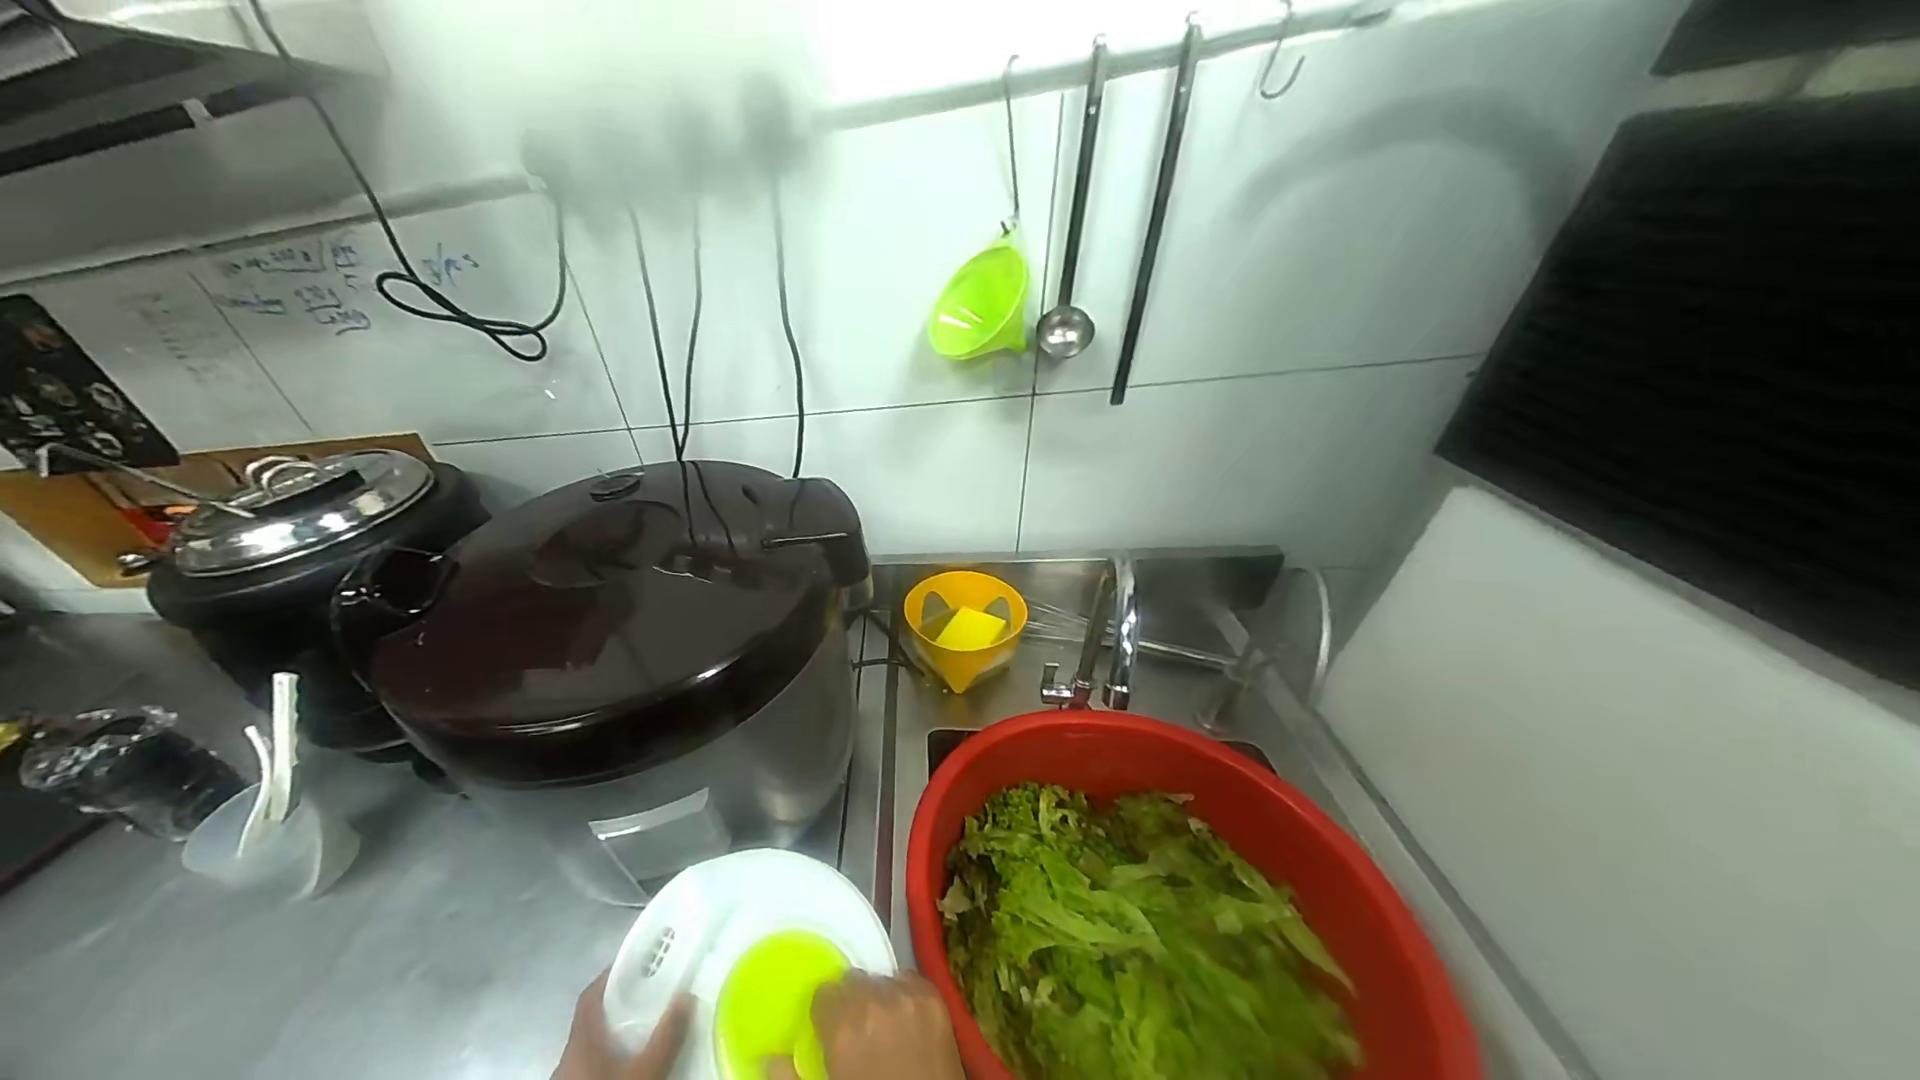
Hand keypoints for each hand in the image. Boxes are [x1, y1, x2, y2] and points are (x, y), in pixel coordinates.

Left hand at [552, 969, 691, 1079]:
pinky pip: (592, 1065)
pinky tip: (634, 1062)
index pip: (589, 996)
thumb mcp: (646, 1073)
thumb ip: (666, 1035)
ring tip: (649, 1025)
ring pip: (592, 1045)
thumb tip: (686, 994)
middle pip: (592, 1020)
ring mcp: (568, 1079)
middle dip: (620, 1004)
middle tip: (654, 991)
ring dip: (617, 1032)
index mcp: (580, 1043)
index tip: (638, 960)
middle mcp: (568, 1058)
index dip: (611, 975)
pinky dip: (612, 1055)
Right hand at [767, 972, 964, 1079]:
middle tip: (855, 1033)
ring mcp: (909, 998)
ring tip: (882, 1029)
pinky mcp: (934, 1000)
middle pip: (854, 981)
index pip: (825, 991)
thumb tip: (769, 1059)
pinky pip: (909, 981)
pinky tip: (904, 1023)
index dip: (825, 1012)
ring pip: (882, 980)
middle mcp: (876, 1002)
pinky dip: (904, 995)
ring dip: (878, 998)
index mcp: (844, 1028)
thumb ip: (791, 1079)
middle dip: (851, 1002)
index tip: (829, 1029)